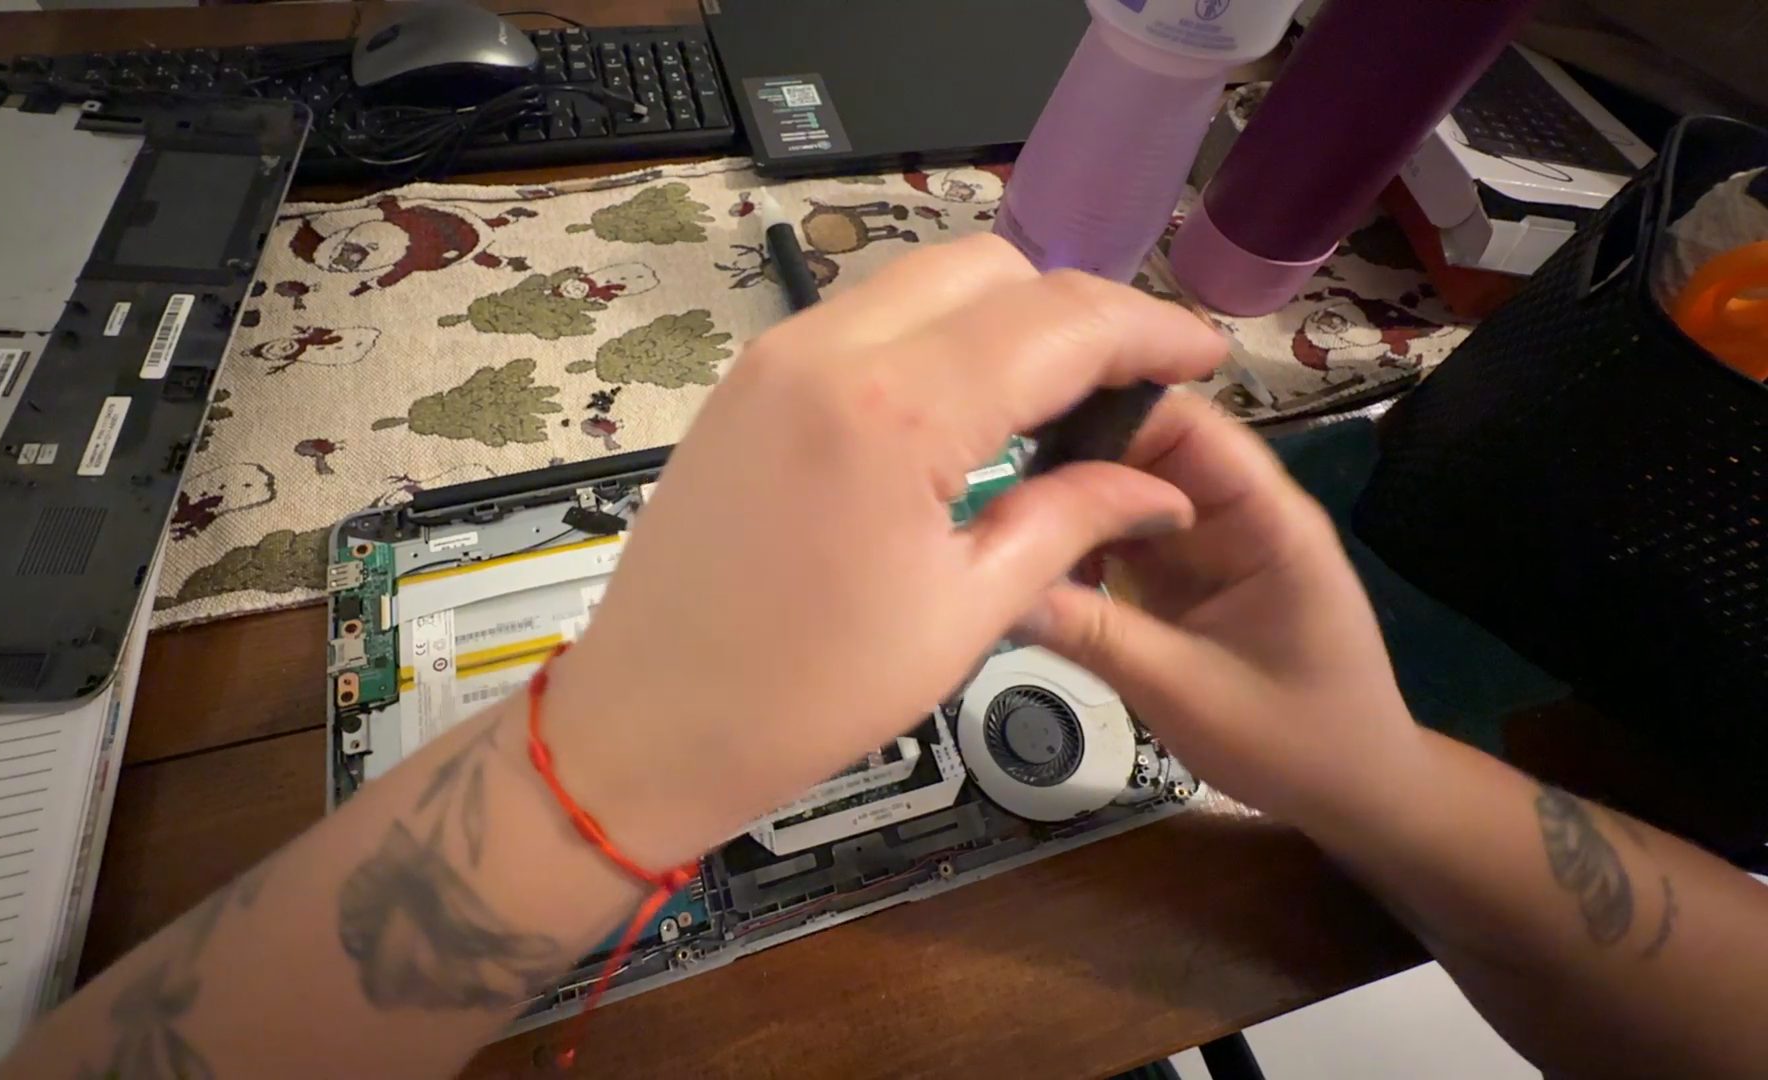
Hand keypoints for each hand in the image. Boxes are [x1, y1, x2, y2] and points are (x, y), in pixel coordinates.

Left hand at [543, 236, 1225, 867]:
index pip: (1056, 321)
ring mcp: (771, 357)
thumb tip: (1159, 486)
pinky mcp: (743, 383)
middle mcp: (825, 348)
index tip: (1202, 355)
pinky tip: (952, 408)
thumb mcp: (961, 614)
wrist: (651, 721)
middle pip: (986, 271)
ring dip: (996, 320)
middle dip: (1069, 313)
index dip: (1147, 329)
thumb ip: (1067, 521)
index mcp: (894, 408)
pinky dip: (925, 341)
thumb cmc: (809, 696)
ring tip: (1045, 398)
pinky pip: (858, 323)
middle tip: (1118, 387)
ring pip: (918, 285)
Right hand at [1018, 394, 1423, 826]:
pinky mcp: (1179, 572)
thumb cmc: (1292, 741)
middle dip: (1075, 465)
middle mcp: (1234, 513)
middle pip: (1146, 451)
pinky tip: (1043, 571)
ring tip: (1010, 536)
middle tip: (999, 502)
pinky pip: (1119, 536)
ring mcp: (1204, 542)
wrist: (1348, 791)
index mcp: (1265, 521)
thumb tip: (998, 591)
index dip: (1111, 419)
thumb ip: (1092, 635)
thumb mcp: (1184, 692)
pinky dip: (1078, 545)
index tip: (1027, 445)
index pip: (1187, 428)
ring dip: (1070, 507)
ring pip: (1125, 492)